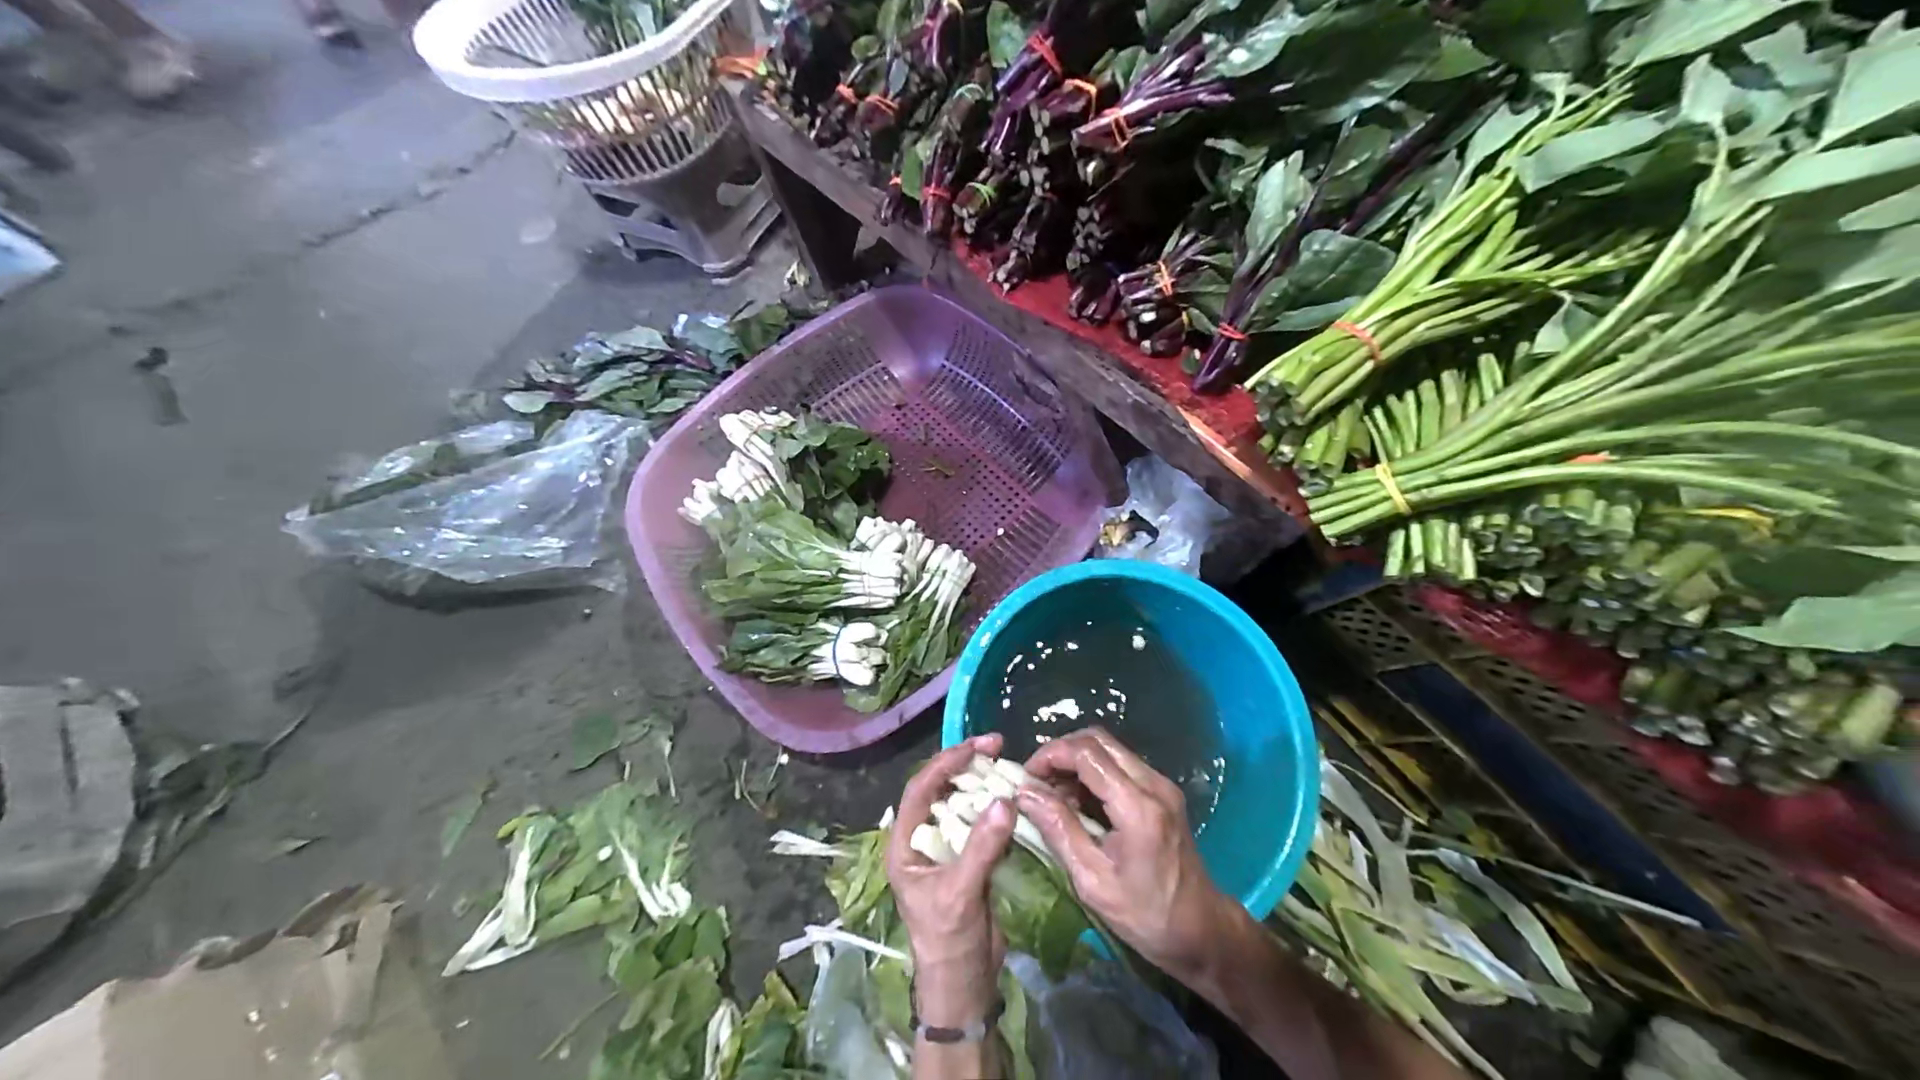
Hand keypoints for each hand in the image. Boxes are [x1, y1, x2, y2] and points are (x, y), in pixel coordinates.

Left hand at [887, 734, 1016, 1026]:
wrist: (965, 983)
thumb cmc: (948, 941)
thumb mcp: (960, 894)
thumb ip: (981, 848)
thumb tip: (1004, 801)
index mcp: (906, 843)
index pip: (920, 790)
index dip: (945, 763)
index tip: (975, 746)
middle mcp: (924, 839)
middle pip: (941, 789)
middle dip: (965, 764)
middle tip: (996, 743)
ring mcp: (948, 847)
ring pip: (962, 801)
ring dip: (982, 781)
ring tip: (1007, 761)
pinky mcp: (970, 857)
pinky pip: (981, 821)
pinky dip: (996, 806)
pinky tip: (1014, 794)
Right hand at [1016, 727, 1239, 983]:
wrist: (1203, 931)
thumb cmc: (1146, 916)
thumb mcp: (1092, 881)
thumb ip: (1059, 830)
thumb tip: (1024, 794)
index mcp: (1138, 807)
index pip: (1087, 753)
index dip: (1050, 756)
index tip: (1025, 778)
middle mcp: (1153, 784)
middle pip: (1098, 740)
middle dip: (1060, 753)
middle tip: (1036, 782)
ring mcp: (1161, 785)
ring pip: (1109, 749)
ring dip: (1075, 762)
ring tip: (1052, 794)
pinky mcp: (1162, 792)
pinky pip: (1120, 764)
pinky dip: (1092, 772)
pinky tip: (1077, 802)